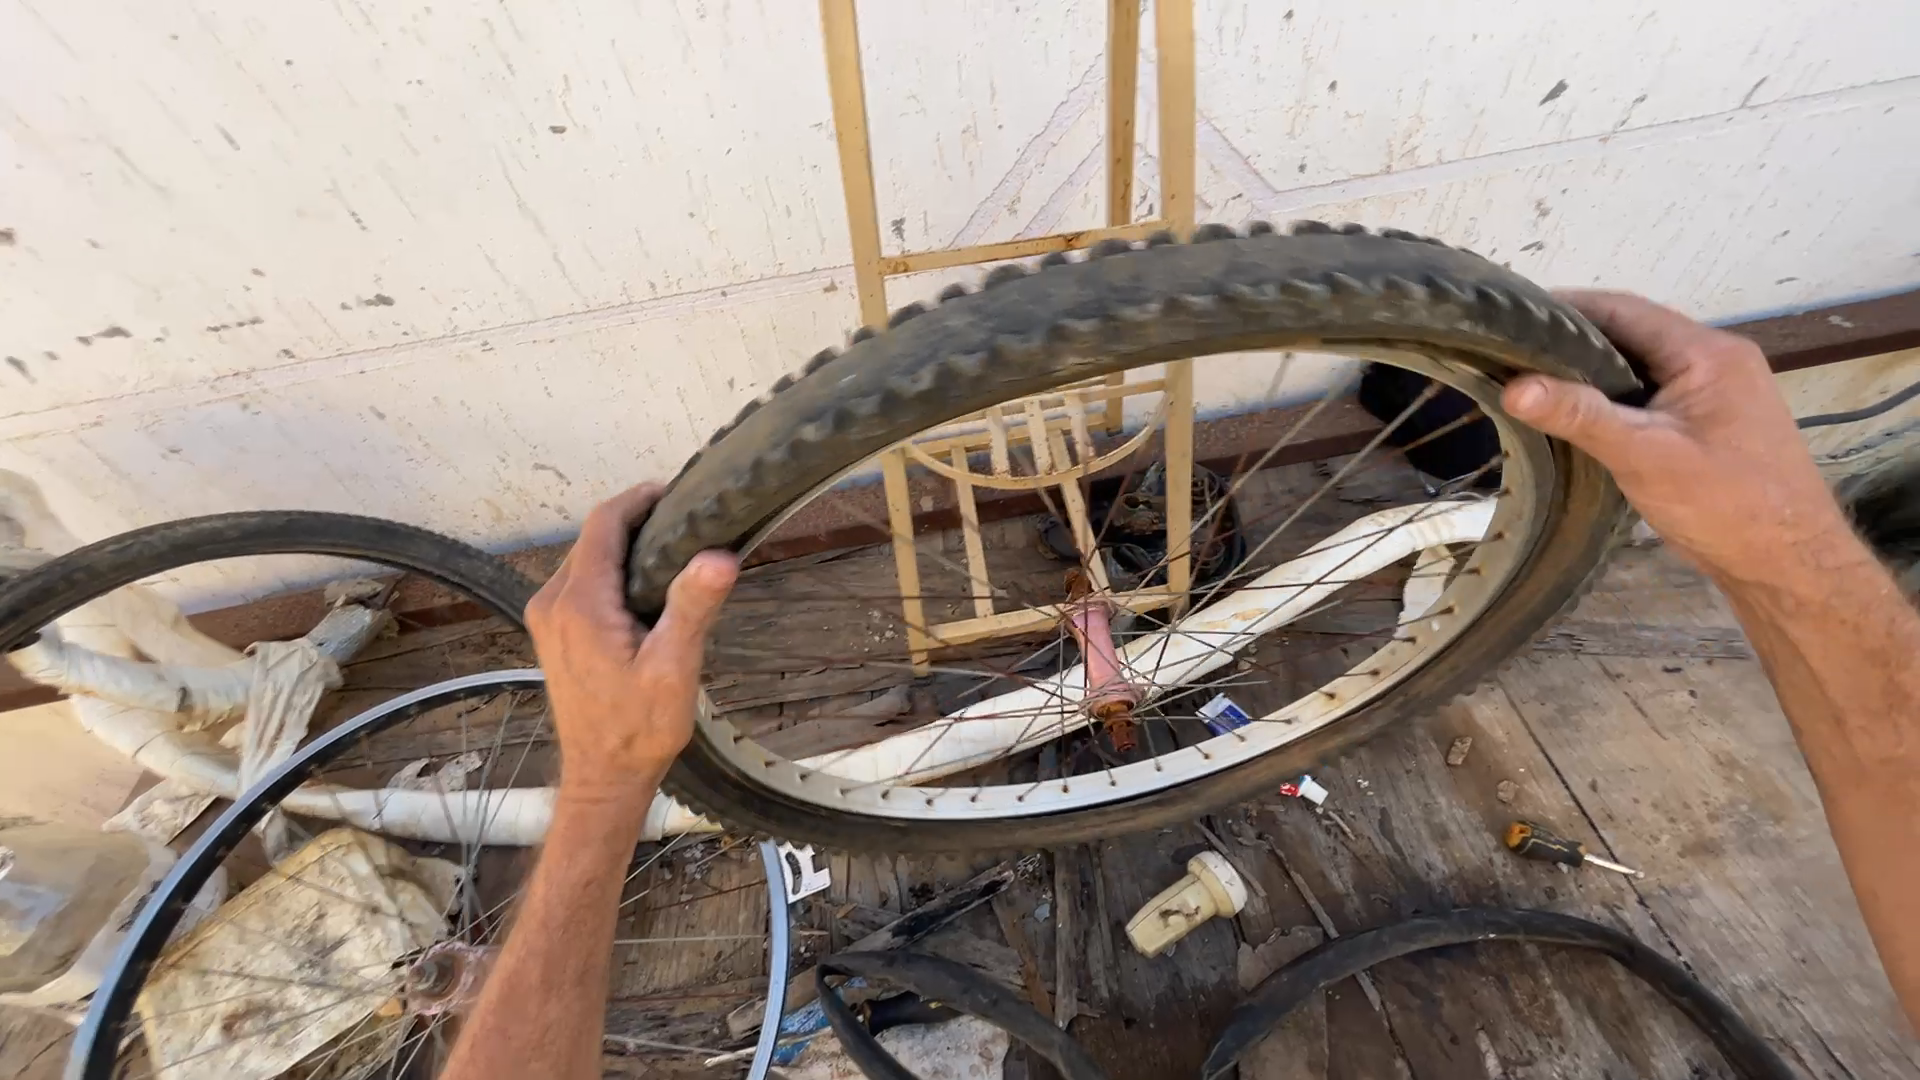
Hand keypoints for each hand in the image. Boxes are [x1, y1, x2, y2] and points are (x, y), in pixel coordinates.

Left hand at [525, 483, 738, 797]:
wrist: (604, 776)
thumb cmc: (640, 728)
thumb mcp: (675, 668)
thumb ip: (692, 607)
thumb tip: (719, 556)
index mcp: (579, 603)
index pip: (604, 523)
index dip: (640, 498)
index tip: (679, 493)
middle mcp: (553, 602)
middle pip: (594, 536)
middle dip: (639, 521)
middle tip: (691, 525)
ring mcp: (548, 617)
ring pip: (588, 557)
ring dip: (628, 545)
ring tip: (678, 552)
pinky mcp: (555, 632)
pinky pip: (583, 580)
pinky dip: (615, 569)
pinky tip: (650, 587)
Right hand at [1500, 290, 1851, 587]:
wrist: (1780, 556)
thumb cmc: (1724, 501)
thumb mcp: (1644, 454)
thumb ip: (1580, 416)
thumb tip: (1513, 386)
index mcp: (1706, 354)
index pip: (1623, 311)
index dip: (1562, 307)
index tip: (1504, 316)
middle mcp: (1708, 361)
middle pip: (1623, 333)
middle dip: (1561, 336)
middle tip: (1498, 347)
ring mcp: (1701, 390)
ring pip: (1626, 363)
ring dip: (1574, 366)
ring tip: (1514, 374)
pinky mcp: (1691, 418)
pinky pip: (1632, 390)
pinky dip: (1591, 392)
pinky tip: (1556, 408)